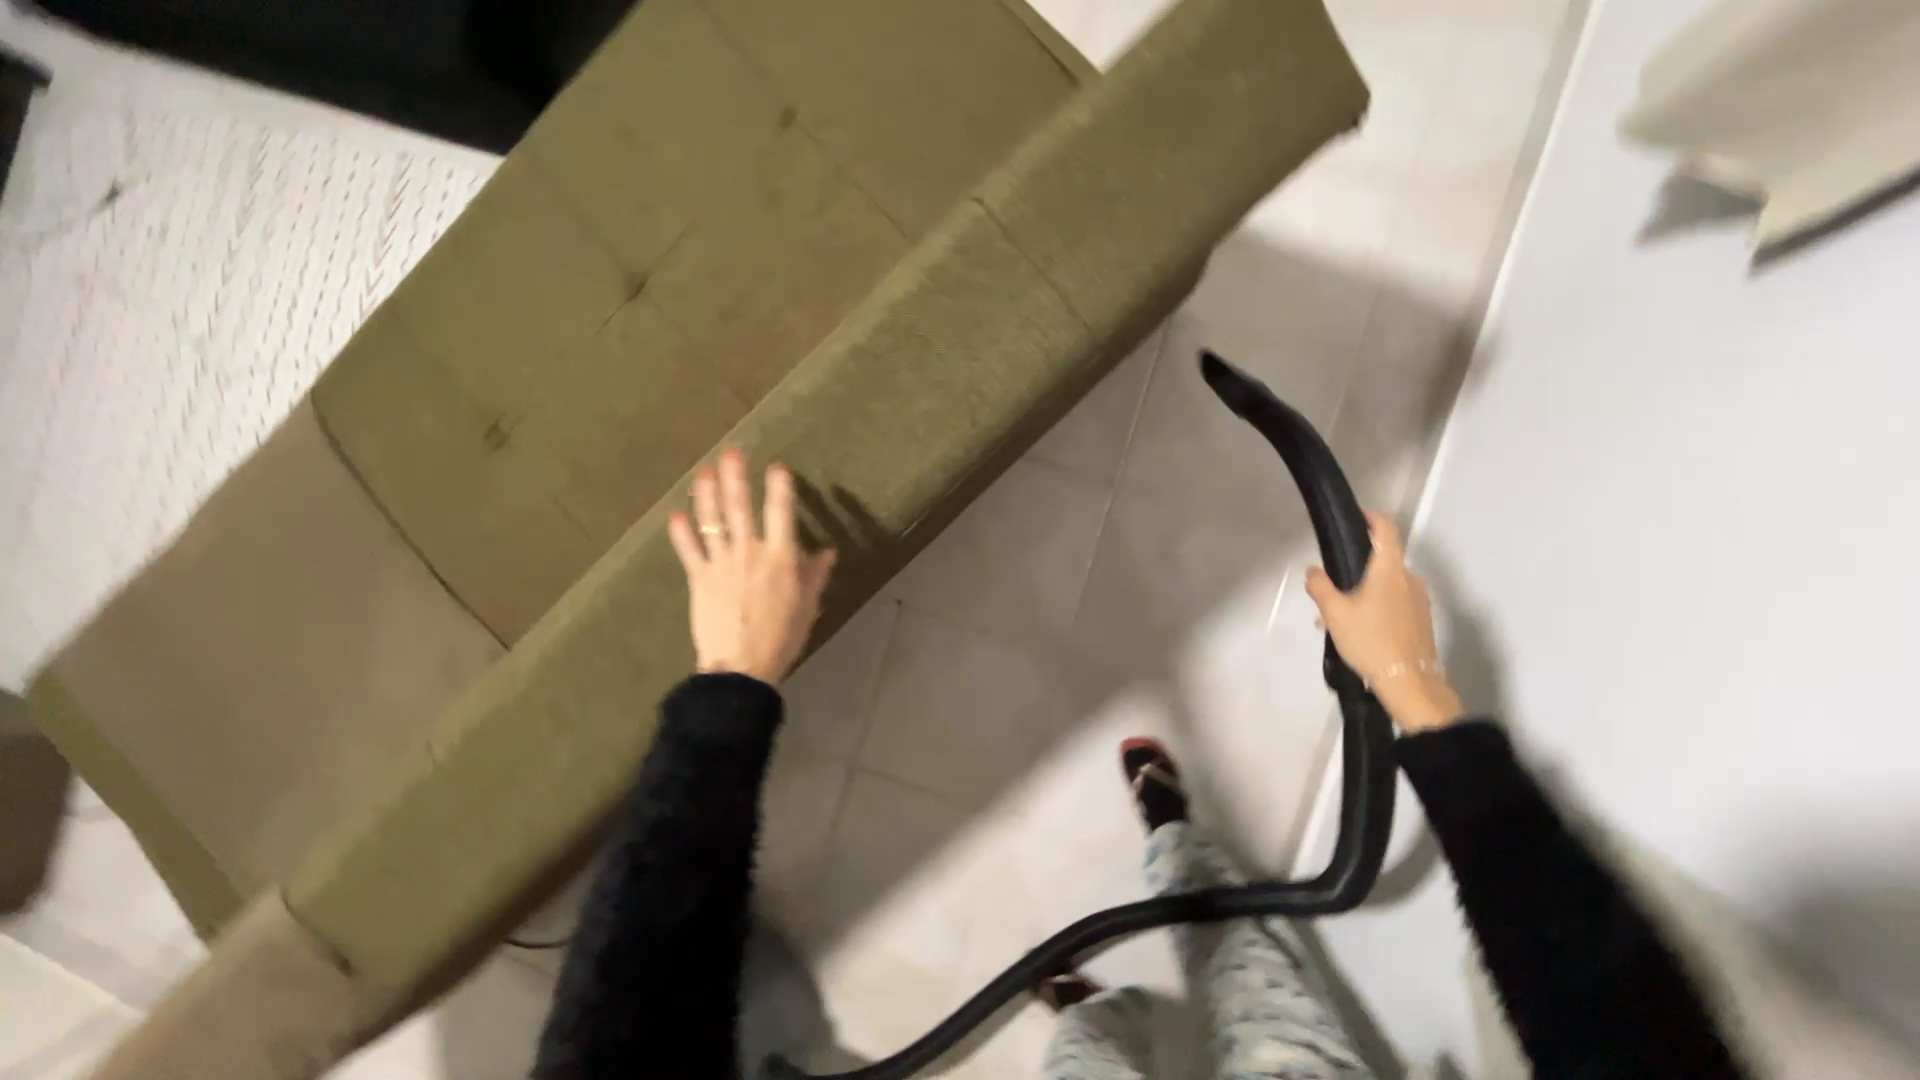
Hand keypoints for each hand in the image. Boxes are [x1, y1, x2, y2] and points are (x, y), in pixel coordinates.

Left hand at [667, 448, 836, 685]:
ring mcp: (721, 563)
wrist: (742, 667)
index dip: (780, 486)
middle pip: (740, 506)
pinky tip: (677, 514)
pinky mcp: (699, 578)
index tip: (777, 466)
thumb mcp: (808, 606)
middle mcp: (750, 552)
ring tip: (703, 472)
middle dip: (735, 476)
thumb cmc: (782, 637)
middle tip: (730, 452)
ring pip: (712, 520)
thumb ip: (814, 575)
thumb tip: (826, 551)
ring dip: (706, 493)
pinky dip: (681, 531)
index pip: (781, 511)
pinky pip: (688, 549)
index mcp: (781, 557)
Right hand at [1303, 513, 1462, 731]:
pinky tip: (1356, 632)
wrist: (1409, 681)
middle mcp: (1409, 579)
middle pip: (1382, 563)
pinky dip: (1376, 609)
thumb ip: (1320, 587)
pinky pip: (1394, 605)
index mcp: (1390, 570)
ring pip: (1386, 587)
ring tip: (1337, 619)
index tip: (1358, 517)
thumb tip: (1313, 570)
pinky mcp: (1421, 621)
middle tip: (1331, 588)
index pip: (1386, 531)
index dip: (1372, 519)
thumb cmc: (1370, 640)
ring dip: (1363, 595)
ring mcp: (1419, 601)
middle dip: (1356, 571)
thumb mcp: (1334, 613)